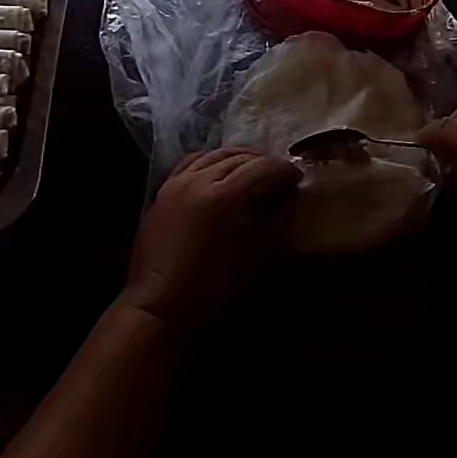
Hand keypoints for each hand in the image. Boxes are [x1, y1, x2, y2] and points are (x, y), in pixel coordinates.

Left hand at [123, 148, 301, 329]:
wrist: (160, 302)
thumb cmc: (211, 286)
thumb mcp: (252, 256)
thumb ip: (272, 221)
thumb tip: (287, 198)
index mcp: (223, 198)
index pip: (261, 169)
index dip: (282, 169)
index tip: (297, 175)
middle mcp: (199, 181)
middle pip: (238, 158)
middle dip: (263, 162)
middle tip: (279, 172)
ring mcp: (177, 182)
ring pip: (213, 155)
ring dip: (237, 157)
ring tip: (253, 167)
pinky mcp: (163, 189)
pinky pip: (190, 162)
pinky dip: (210, 160)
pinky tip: (219, 169)